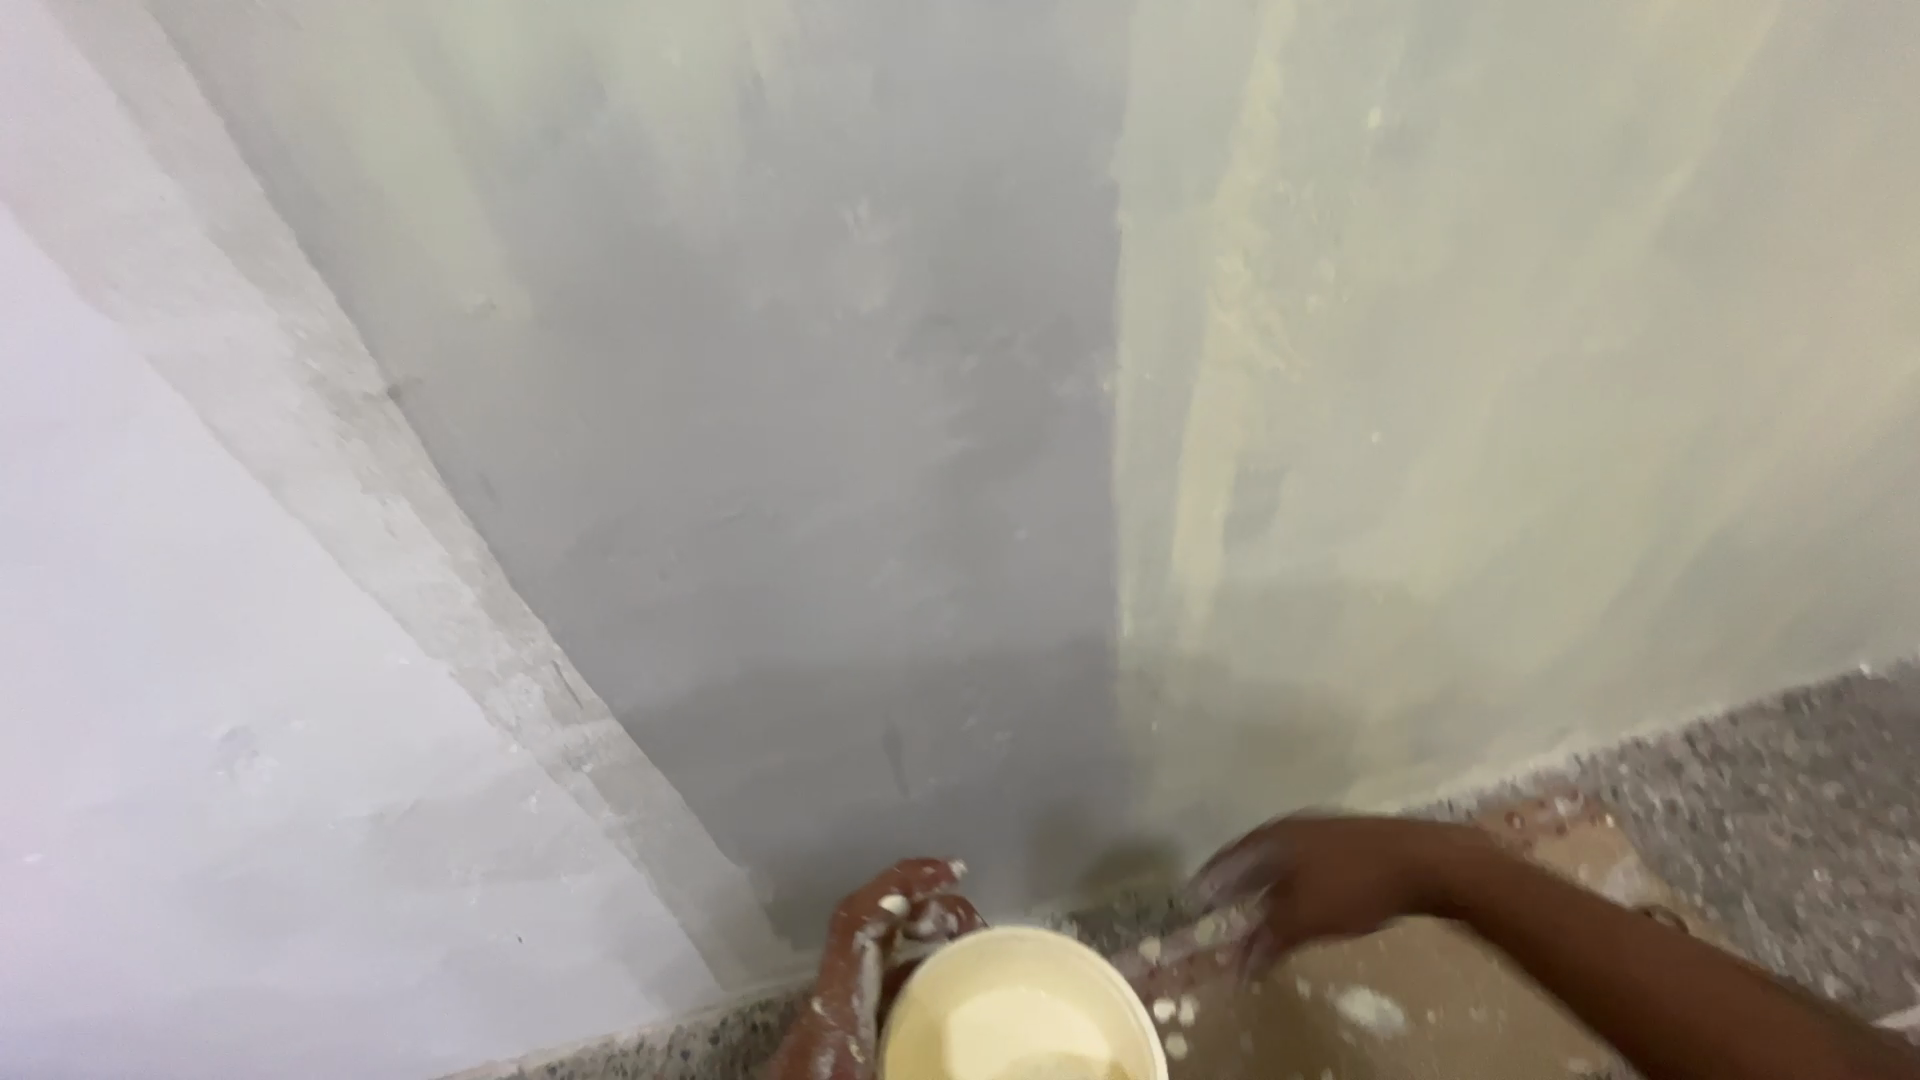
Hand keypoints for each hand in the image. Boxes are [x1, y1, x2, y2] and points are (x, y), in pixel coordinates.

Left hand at [764, 858, 986, 1079]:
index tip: (952, 875)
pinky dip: (909, 972)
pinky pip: (873, 987)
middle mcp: (826, 1008)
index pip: (859, 923)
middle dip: (921, 903)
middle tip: (972, 917)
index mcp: (834, 1018)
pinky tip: (941, 990)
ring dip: (916, 936)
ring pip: (870, 956)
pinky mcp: (834, 1045)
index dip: (903, 884)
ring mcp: (827, 1025)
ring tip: (965, 940)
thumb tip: (1005, 1059)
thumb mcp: (880, 1079)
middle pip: (866, 925)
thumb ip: (933, 1060)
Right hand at [1184, 813, 1497, 979]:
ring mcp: (1320, 830)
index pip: (1226, 859)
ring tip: (1261, 910)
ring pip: (1281, 859)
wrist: (1426, 861)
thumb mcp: (1305, 918)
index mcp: (1270, 837)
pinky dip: (1293, 882)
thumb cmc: (1355, 885)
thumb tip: (1238, 967)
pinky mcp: (1348, 841)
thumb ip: (1269, 939)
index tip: (1194, 899)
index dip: (1209, 880)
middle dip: (1237, 884)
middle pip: (1251, 857)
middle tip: (1224, 909)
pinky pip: (1306, 862)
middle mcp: (1289, 826)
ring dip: (1267, 885)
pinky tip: (1304, 900)